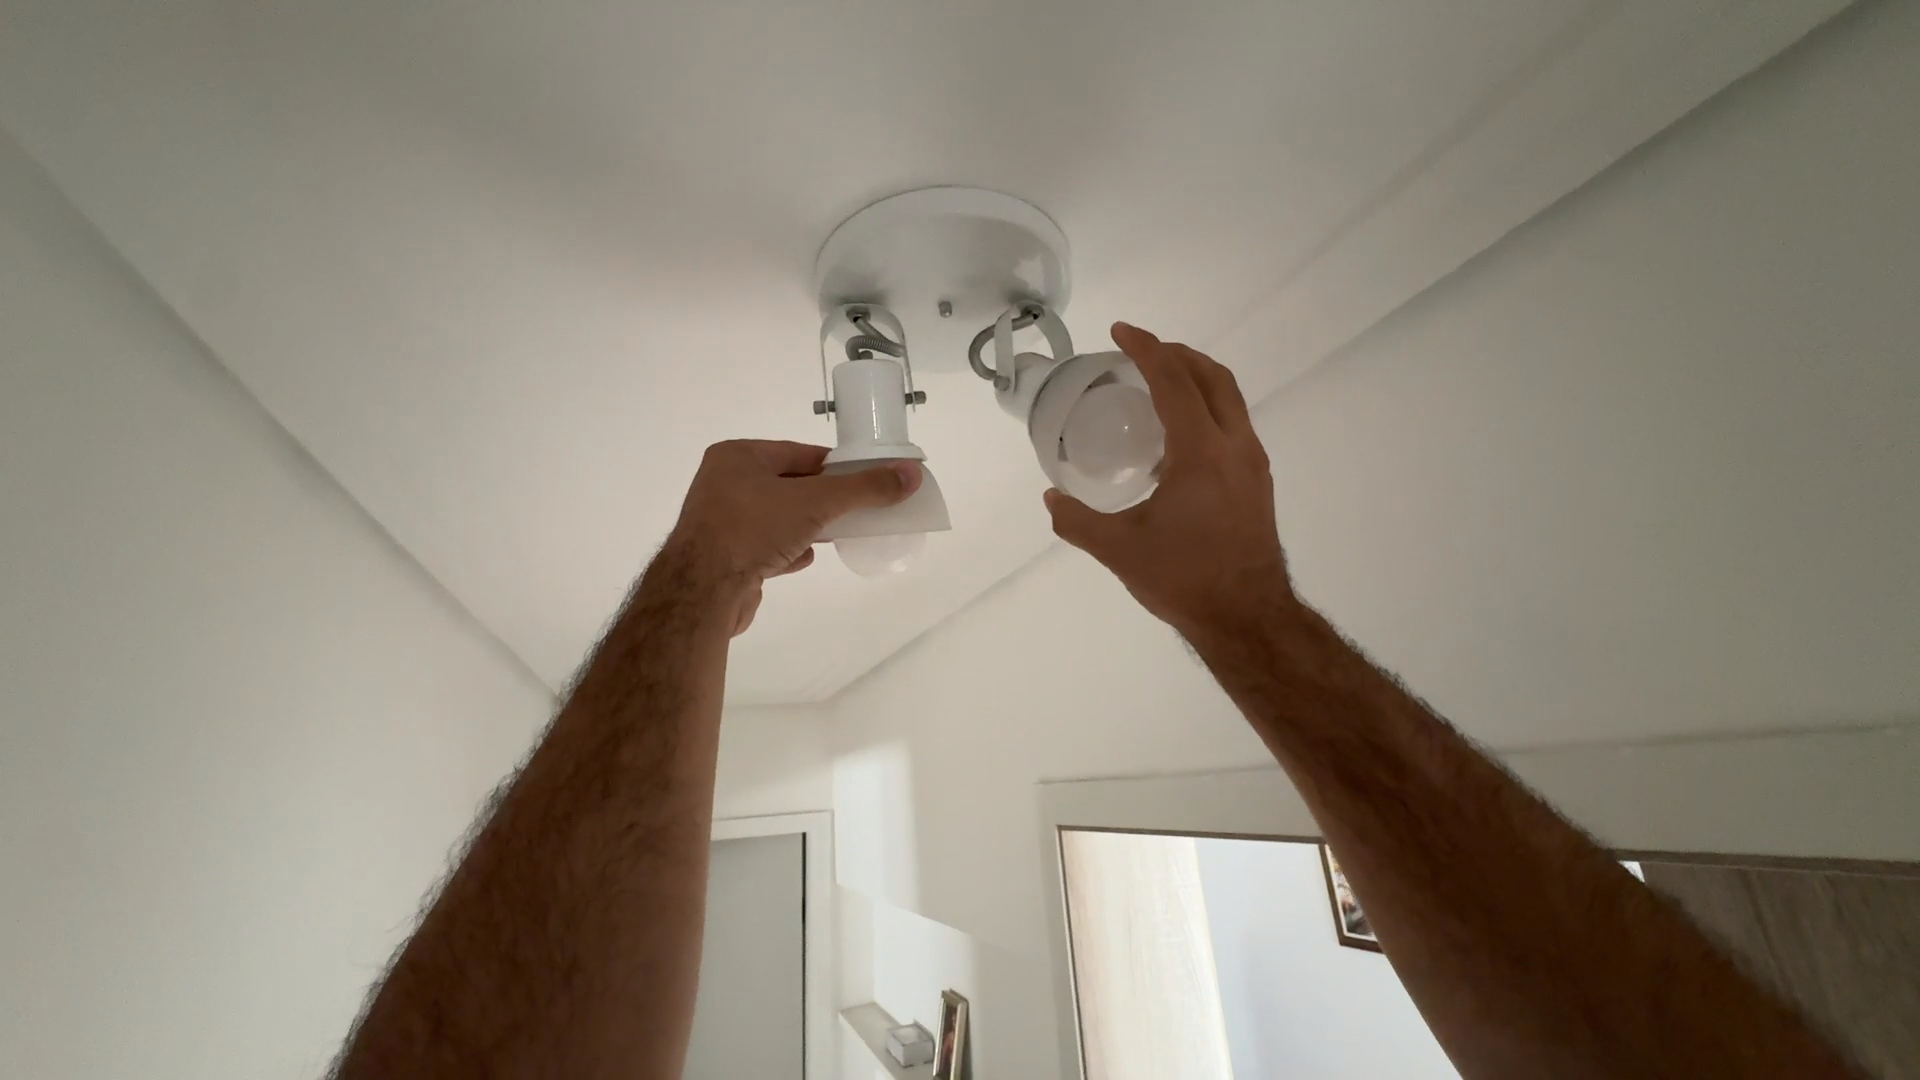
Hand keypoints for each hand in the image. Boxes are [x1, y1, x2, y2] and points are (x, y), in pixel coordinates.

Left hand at [665, 440, 919, 634]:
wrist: (703, 591)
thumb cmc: (754, 529)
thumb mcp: (818, 502)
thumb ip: (865, 488)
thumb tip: (911, 473)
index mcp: (738, 456)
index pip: (800, 454)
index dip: (836, 467)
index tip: (865, 480)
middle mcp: (723, 482)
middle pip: (789, 485)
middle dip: (823, 499)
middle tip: (856, 509)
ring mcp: (719, 521)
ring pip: (778, 516)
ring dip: (806, 525)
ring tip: (836, 533)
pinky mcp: (722, 556)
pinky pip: (764, 545)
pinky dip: (786, 549)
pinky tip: (803, 558)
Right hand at [1044, 323, 1292, 637]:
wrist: (1247, 617)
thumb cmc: (1183, 579)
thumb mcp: (1119, 550)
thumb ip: (1077, 520)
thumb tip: (1052, 497)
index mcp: (1201, 452)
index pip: (1174, 382)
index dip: (1146, 349)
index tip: (1121, 332)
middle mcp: (1234, 446)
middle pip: (1212, 377)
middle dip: (1176, 354)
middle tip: (1141, 354)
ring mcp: (1253, 463)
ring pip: (1230, 398)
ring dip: (1196, 379)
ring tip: (1159, 385)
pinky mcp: (1258, 482)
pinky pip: (1234, 423)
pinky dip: (1207, 408)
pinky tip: (1178, 436)